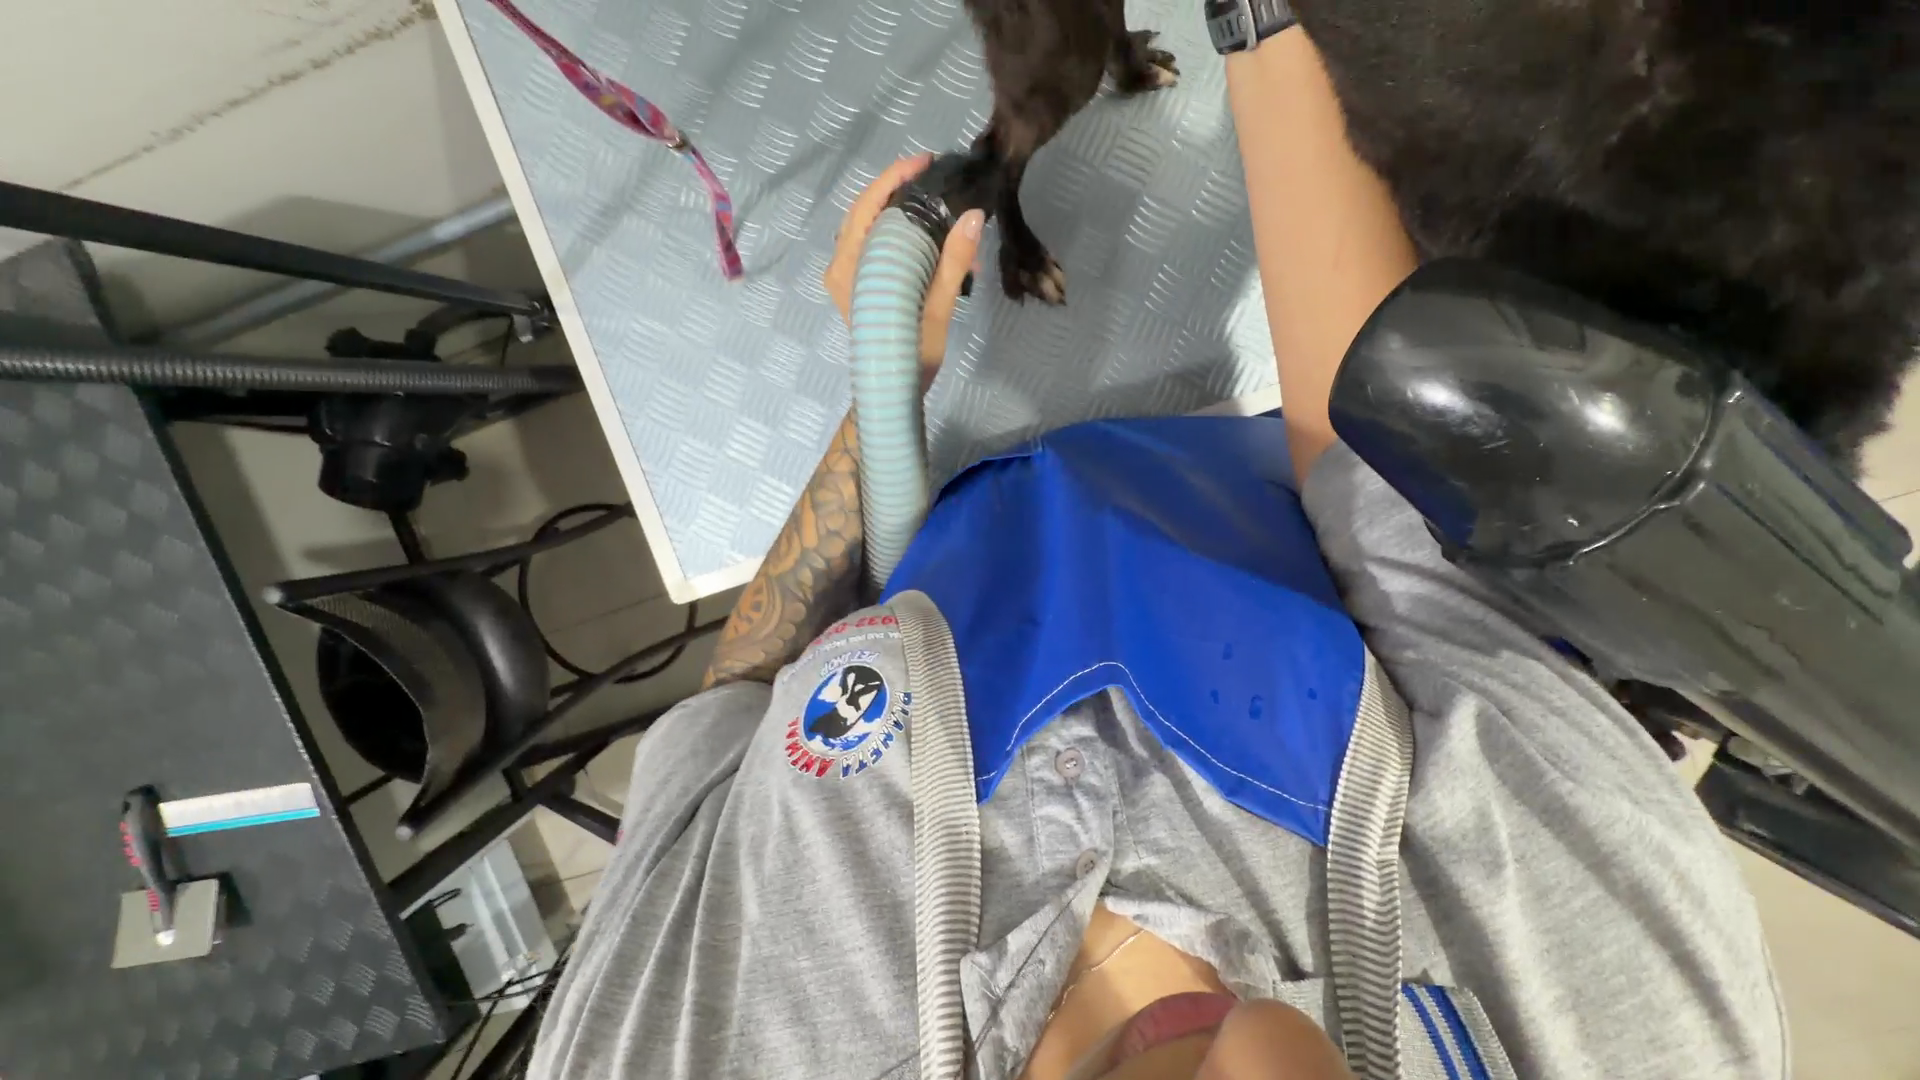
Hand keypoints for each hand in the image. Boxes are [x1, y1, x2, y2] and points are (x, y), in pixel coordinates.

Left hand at [824, 154, 985, 379]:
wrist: (893, 390)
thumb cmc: (912, 354)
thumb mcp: (937, 307)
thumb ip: (954, 260)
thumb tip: (974, 216)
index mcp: (851, 269)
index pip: (866, 208)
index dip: (893, 179)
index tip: (924, 163)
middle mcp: (840, 267)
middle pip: (865, 213)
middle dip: (897, 190)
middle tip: (931, 177)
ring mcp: (845, 277)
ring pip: (868, 228)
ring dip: (898, 212)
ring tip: (933, 202)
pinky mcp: (855, 286)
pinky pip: (871, 246)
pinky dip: (895, 234)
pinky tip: (923, 234)